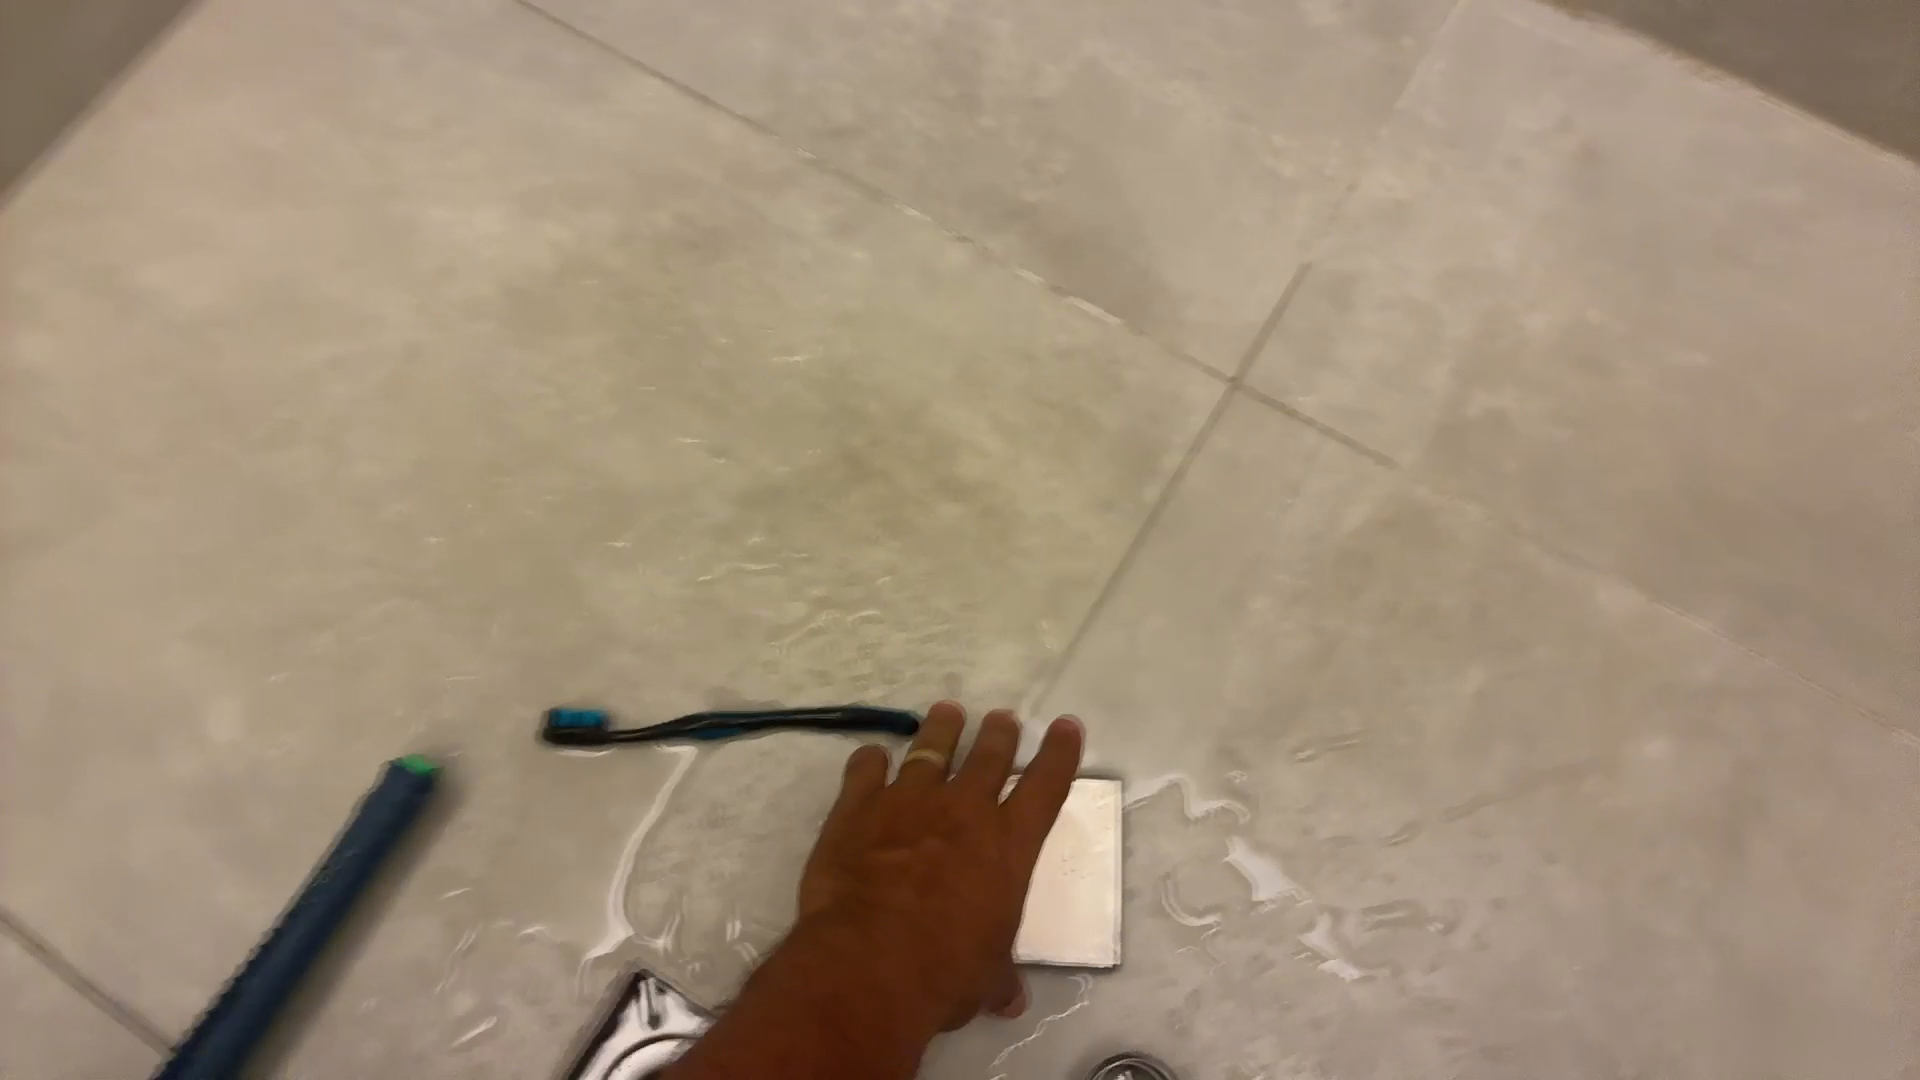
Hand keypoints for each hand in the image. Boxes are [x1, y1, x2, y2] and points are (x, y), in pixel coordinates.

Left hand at [795, 702, 1084, 1030]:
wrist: (868, 962)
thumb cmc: (943, 972)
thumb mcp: (985, 979)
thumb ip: (998, 976)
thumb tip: (1010, 998)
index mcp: (1007, 844)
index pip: (1045, 785)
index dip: (1059, 752)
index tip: (1066, 725)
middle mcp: (963, 808)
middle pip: (989, 754)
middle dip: (1000, 732)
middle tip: (1002, 717)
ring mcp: (908, 799)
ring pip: (931, 747)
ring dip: (942, 728)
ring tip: (947, 711)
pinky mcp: (859, 805)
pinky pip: (866, 768)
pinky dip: (870, 761)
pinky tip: (871, 756)